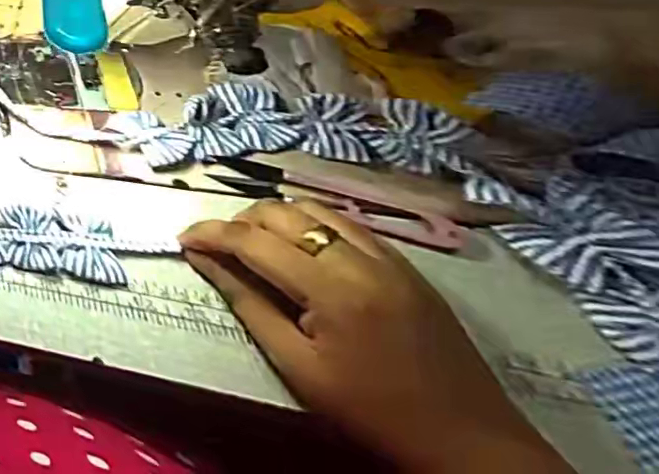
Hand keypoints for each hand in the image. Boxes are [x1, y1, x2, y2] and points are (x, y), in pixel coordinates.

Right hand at [179, 200, 570, 473]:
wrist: (475, 450)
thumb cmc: (375, 414)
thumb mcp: (298, 366)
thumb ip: (246, 303)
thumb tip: (201, 258)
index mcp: (334, 290)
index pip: (252, 240)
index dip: (209, 234)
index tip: (183, 240)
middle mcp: (362, 261)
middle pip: (280, 213)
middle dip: (239, 222)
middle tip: (219, 247)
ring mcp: (392, 261)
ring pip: (313, 209)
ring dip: (275, 218)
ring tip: (257, 244)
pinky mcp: (409, 268)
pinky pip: (347, 225)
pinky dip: (312, 225)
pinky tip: (301, 250)